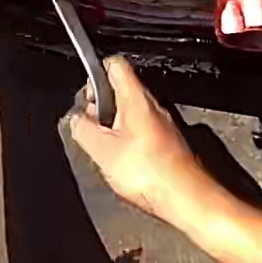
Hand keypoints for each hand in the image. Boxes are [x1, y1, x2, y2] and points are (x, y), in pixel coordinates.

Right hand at [67, 56, 228, 224]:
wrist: (186, 197)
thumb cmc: (151, 173)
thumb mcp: (101, 150)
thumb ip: (82, 129)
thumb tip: (75, 119)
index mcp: (135, 99)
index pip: (114, 65)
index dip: (96, 73)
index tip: (86, 94)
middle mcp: (152, 106)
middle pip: (120, 90)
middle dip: (100, 106)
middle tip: (93, 127)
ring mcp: (161, 124)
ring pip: (130, 112)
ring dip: (113, 125)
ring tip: (106, 148)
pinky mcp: (166, 142)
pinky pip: (141, 131)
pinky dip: (127, 140)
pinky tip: (123, 161)